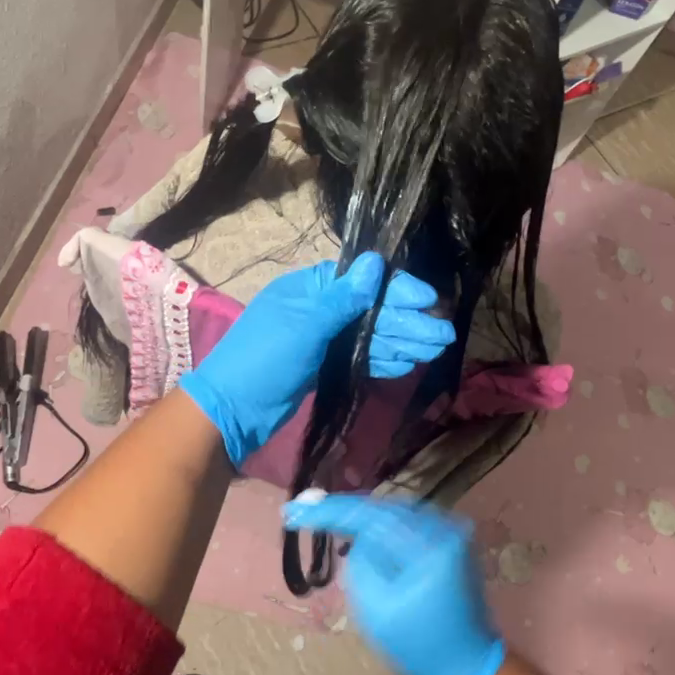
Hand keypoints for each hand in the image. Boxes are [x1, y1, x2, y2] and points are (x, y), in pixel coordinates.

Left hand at [179, 253, 453, 463]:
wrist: (231, 412)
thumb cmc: (263, 360)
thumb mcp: (305, 326)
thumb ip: (343, 299)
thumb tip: (376, 262)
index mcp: (310, 289)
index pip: (361, 280)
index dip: (396, 289)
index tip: (428, 299)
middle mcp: (320, 309)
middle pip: (371, 309)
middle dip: (407, 320)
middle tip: (443, 334)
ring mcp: (322, 339)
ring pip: (369, 335)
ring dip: (402, 340)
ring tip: (436, 348)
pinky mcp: (323, 366)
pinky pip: (359, 357)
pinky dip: (382, 359)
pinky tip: (408, 362)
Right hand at [282, 495, 504, 674]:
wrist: (465, 665)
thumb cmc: (417, 644)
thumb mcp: (376, 607)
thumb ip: (361, 561)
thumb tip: (356, 537)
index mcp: (430, 545)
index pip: (371, 516)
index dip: (330, 511)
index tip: (294, 511)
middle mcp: (445, 528)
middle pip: (384, 508)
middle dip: (345, 509)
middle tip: (306, 510)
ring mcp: (451, 533)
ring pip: (395, 513)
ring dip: (362, 516)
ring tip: (326, 516)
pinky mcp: (449, 541)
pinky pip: (407, 523)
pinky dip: (381, 525)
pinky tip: (358, 529)